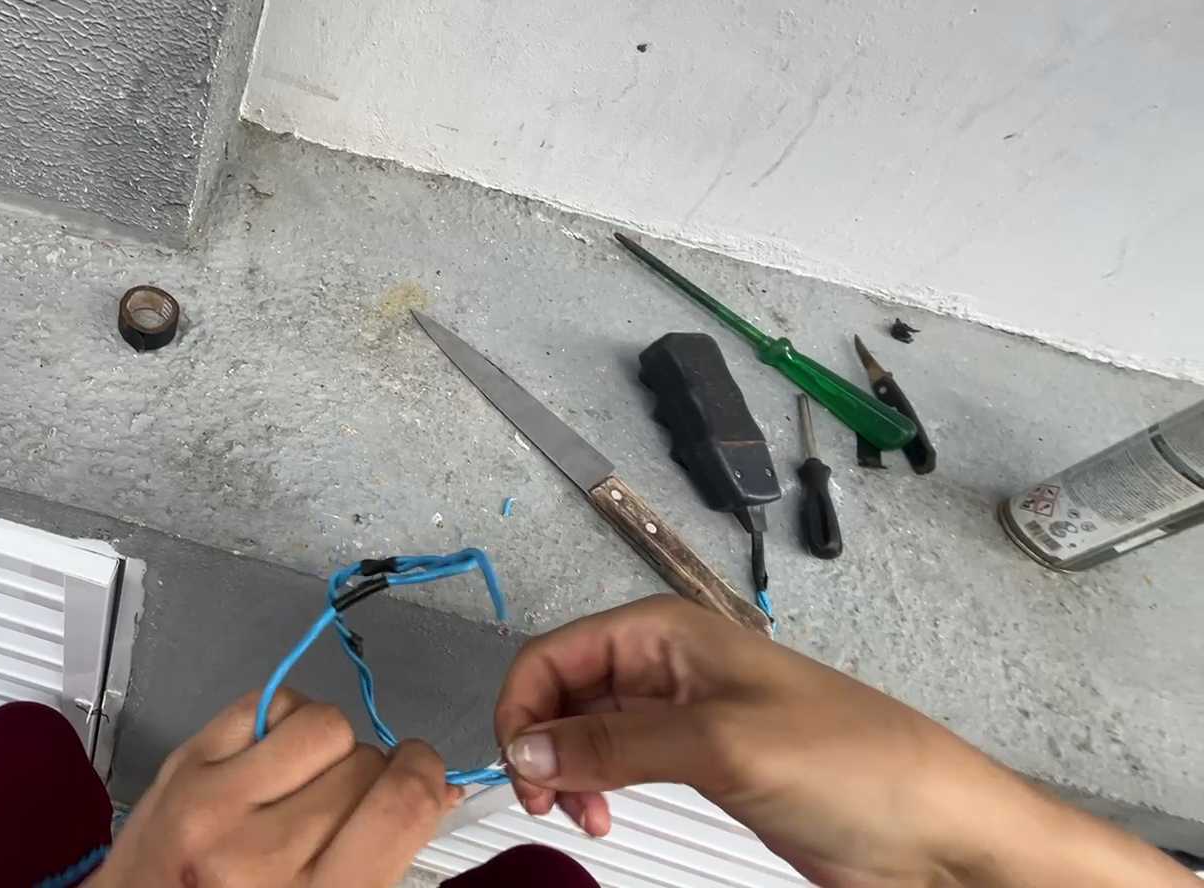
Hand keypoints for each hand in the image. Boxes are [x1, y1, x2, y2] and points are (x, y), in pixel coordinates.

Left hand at [89, 688, 459, 887]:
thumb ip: (380, 855)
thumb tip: (439, 788)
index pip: (399, 808)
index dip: (425, 774)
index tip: (423, 771)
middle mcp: (264, 858)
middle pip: (363, 762)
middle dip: (368, 772)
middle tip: (340, 803)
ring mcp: (218, 804)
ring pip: (323, 723)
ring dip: (328, 742)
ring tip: (303, 777)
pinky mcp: (187, 762)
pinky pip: (269, 699)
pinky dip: (283, 716)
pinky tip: (269, 755)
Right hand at [494, 595, 1191, 887]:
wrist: (953, 839)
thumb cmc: (844, 764)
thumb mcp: (717, 746)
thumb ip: (610, 744)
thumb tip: (520, 750)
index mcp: (655, 631)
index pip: (552, 655)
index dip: (522, 706)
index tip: (519, 770)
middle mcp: (655, 661)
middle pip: (560, 688)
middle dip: (541, 740)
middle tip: (544, 802)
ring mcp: (673, 708)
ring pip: (581, 724)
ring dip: (564, 765)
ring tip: (578, 813)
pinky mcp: (692, 754)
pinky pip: (614, 756)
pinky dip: (593, 781)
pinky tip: (600, 811)